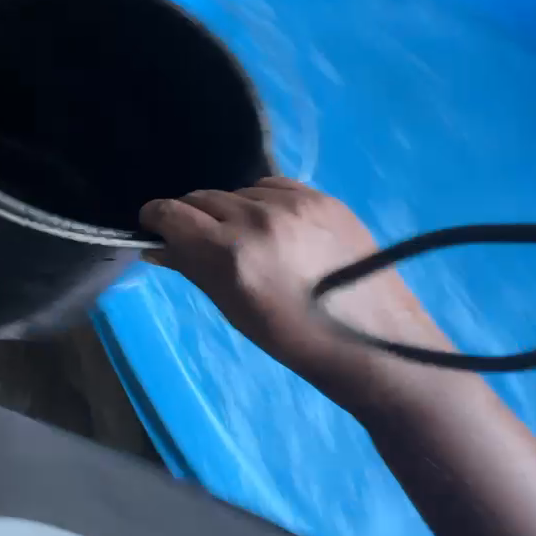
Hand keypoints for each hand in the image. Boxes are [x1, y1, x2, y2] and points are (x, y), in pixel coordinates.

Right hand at [139, 178, 448, 391]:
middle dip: (193, 218)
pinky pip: (271, 185)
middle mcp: (257, 219)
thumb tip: (155, 246)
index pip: (170, 212)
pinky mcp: (323, 198)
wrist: (380, 350)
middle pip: (199, 198)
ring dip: (229, 210)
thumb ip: (190, 267)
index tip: (155, 228)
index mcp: (230, 253)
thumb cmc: (296, 341)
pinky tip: (275, 226)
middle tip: (203, 241)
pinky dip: (262, 201)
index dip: (155, 218)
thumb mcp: (232, 309)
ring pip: (234, 191)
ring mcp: (294, 205)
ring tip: (248, 238)